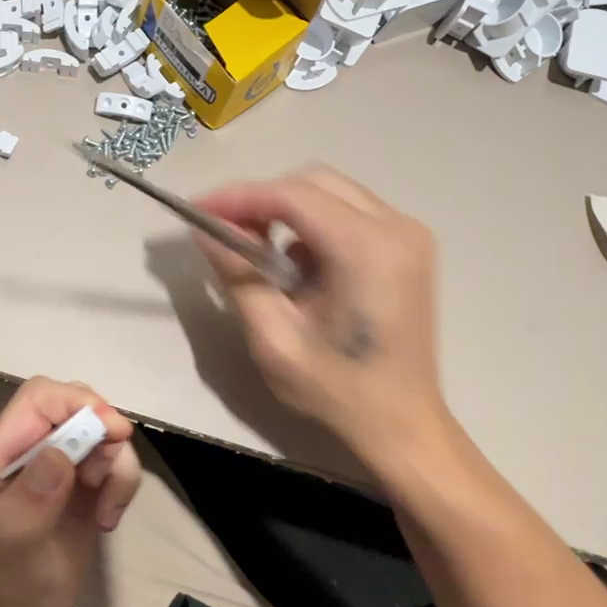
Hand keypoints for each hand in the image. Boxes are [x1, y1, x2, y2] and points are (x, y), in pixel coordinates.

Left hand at [0, 378, 140, 606]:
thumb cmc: (9, 586)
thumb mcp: (13, 548)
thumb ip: (31, 500)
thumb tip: (58, 454)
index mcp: (0, 457)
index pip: (38, 400)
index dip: (76, 402)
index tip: (112, 430)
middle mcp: (29, 454)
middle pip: (74, 408)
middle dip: (103, 432)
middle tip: (112, 474)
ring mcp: (59, 470)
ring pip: (101, 435)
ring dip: (116, 467)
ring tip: (108, 513)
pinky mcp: (84, 489)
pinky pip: (112, 465)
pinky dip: (122, 486)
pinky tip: (109, 522)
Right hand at [193, 167, 448, 474]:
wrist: (400, 423)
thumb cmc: (336, 390)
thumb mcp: (274, 339)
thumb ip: (239, 276)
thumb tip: (205, 231)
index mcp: (366, 249)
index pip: (293, 196)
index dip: (239, 197)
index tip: (197, 210)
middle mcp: (396, 227)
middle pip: (315, 184)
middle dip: (262, 200)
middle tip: (222, 232)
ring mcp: (409, 235)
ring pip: (333, 195)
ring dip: (288, 214)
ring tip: (256, 254)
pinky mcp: (408, 249)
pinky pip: (351, 216)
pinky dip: (314, 229)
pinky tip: (296, 270)